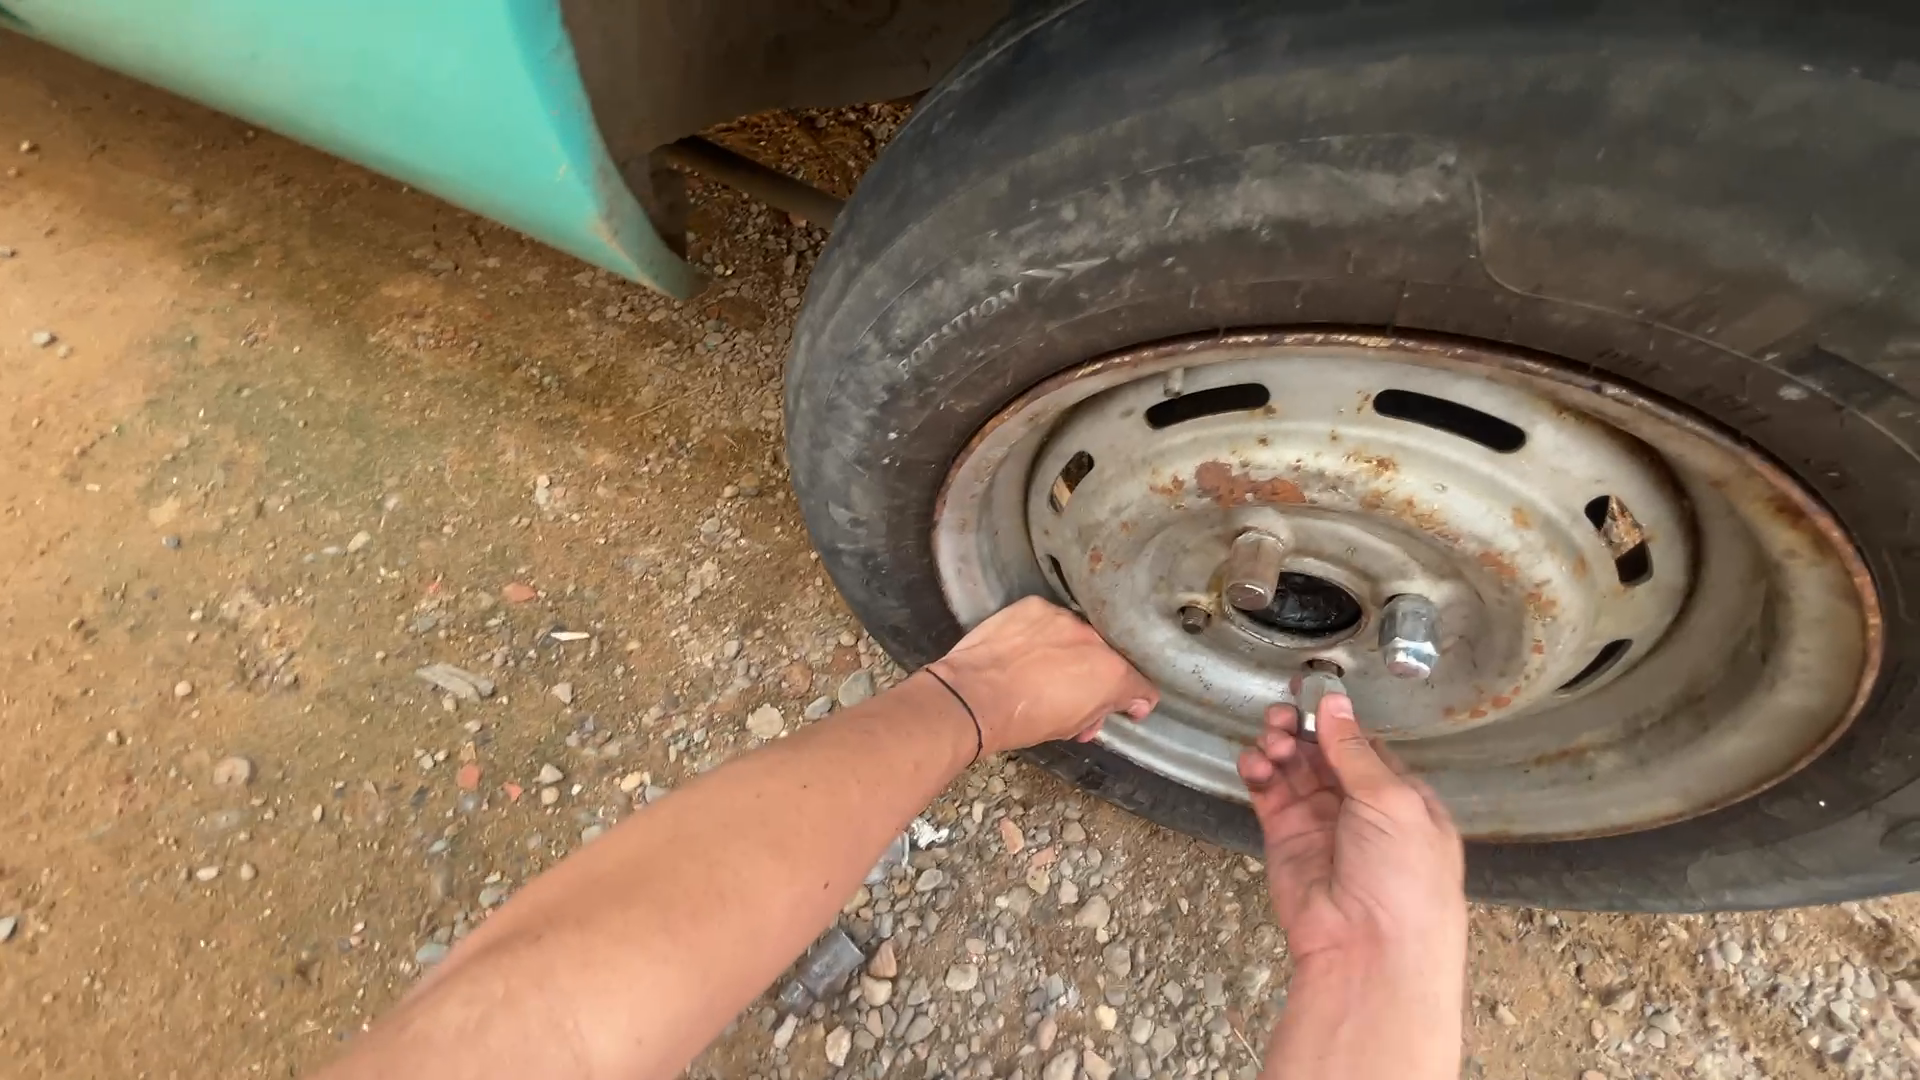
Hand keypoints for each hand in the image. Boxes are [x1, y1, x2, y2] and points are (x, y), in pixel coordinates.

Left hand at [929, 596, 1157, 754]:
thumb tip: (1117, 703)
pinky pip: (1048, 618)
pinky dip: (1042, 633)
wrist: (973, 696)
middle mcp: (1093, 638)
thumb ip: (1102, 709)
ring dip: (1069, 650)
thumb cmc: (1021, 719)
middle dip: (1097, 675)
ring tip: (1043, 670)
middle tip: (1074, 694)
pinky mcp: (1034, 605)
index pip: (1141, 685)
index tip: (1126, 706)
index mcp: (1111, 672)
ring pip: (1078, 634)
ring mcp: (1062, 617)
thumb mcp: (1071, 726)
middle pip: (1109, 656)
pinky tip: (1025, 650)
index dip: (1134, 699)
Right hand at [1239, 694, 1465, 1078]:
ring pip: (1290, 766)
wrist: (1368, 949)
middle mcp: (1359, 805)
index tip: (1308, 691)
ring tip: (1269, 744)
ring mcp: (1319, 819)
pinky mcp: (1284, 834)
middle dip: (1298, 728)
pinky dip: (1256, 772)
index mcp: (1400, 797)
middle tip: (1281, 718)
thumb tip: (1335, 702)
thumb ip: (1354, 748)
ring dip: (1276, 746)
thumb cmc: (1403, 880)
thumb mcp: (1392, 801)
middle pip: (1320, 750)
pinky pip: (1266, 791)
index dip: (1334, 717)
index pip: (1361, 743)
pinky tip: (1254, 765)